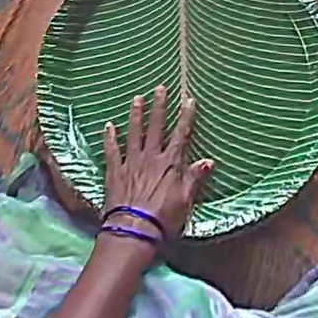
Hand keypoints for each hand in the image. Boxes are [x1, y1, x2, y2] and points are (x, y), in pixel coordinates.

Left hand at [101, 86, 209, 239]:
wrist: (134, 230)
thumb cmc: (164, 218)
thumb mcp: (185, 200)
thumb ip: (194, 178)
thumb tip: (209, 160)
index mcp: (170, 164)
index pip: (181, 135)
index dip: (185, 117)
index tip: (188, 99)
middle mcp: (151, 157)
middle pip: (156, 127)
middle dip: (159, 106)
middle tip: (160, 87)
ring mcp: (131, 162)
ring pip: (134, 133)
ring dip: (136, 115)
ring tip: (137, 98)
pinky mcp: (115, 170)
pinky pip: (112, 150)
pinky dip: (110, 137)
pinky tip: (108, 125)